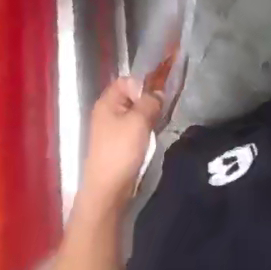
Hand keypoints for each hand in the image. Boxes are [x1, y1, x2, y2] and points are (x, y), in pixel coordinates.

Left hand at [77, 77, 163, 212]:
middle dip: (148, 100)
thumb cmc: (121, 150)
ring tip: (160, 122)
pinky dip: (145, 128)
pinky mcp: (118, 143)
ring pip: (134, 113)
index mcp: (107, 101)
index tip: (160, 93)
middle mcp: (107, 111)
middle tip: (163, 109)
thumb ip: (149, 102)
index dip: (143, 82)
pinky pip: (134, 128)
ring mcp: (111, 128)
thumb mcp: (138, 121)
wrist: (108, 189)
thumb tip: (158, 92)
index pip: (126, 80)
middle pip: (131, 96)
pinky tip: (153, 135)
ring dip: (148, 115)